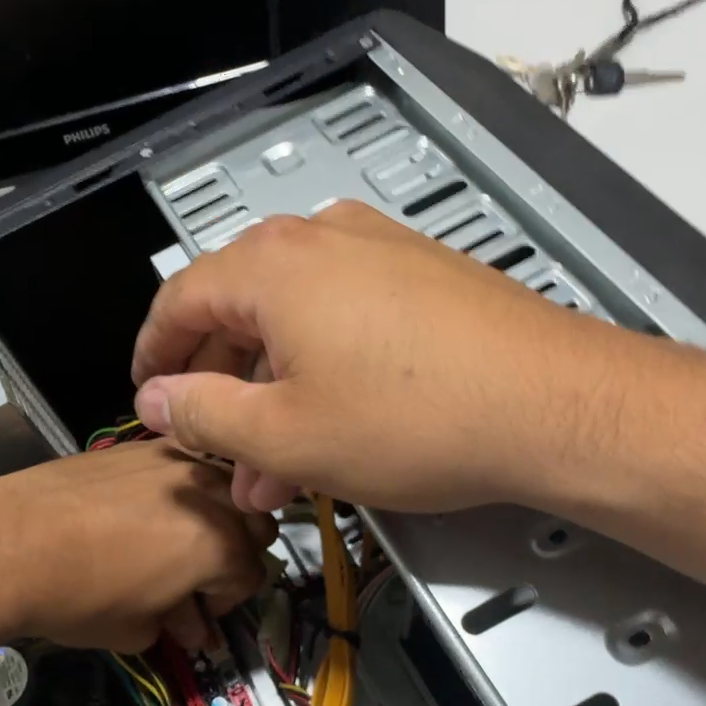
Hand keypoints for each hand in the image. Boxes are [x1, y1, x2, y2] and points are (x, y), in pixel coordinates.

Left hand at [0, 441, 274, 652]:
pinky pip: (183, 461)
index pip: (252, 576)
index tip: (197, 614)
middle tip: (198, 573)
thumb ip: (177, 624)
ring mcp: (175, 462)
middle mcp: (210, 495)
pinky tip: (149, 504)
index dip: (227, 603)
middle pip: (254, 523)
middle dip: (236, 552)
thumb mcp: (136, 630)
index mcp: (220, 547)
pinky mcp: (140, 446)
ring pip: (224, 484)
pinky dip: (182, 486)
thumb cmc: (79, 597)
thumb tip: (189, 626)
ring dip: (217, 511)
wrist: (9, 543)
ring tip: (181, 534)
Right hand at [130, 201, 645, 512]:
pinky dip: (319, 372)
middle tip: (215, 449)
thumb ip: (203, 414)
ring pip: (292, 323)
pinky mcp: (419, 276)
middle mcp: (320, 241)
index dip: (154, 355)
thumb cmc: (418, 418)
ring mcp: (376, 252)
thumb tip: (157, 399)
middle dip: (220, 388)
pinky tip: (328, 428)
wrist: (556, 406)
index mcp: (272, 266)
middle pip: (237, 310)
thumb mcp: (285, 435)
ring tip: (272, 465)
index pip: (179, 301)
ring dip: (271, 393)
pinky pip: (342, 320)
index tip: (149, 397)